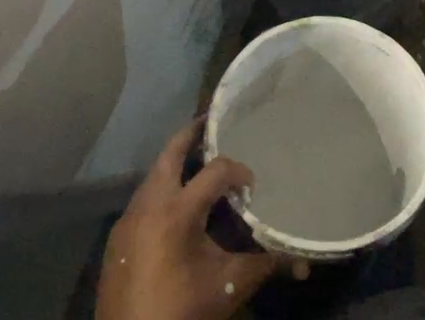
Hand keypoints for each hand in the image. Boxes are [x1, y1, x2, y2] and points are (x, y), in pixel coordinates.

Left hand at [97, 120, 279, 319]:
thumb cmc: (181, 310)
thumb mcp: (228, 286)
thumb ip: (266, 265)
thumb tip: (307, 265)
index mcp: (176, 211)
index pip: (216, 170)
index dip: (239, 172)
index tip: (252, 188)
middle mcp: (148, 206)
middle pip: (169, 153)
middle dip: (191, 136)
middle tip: (213, 124)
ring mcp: (128, 221)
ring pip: (153, 176)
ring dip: (176, 165)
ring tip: (202, 165)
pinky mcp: (118, 239)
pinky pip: (143, 199)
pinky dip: (162, 189)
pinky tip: (180, 206)